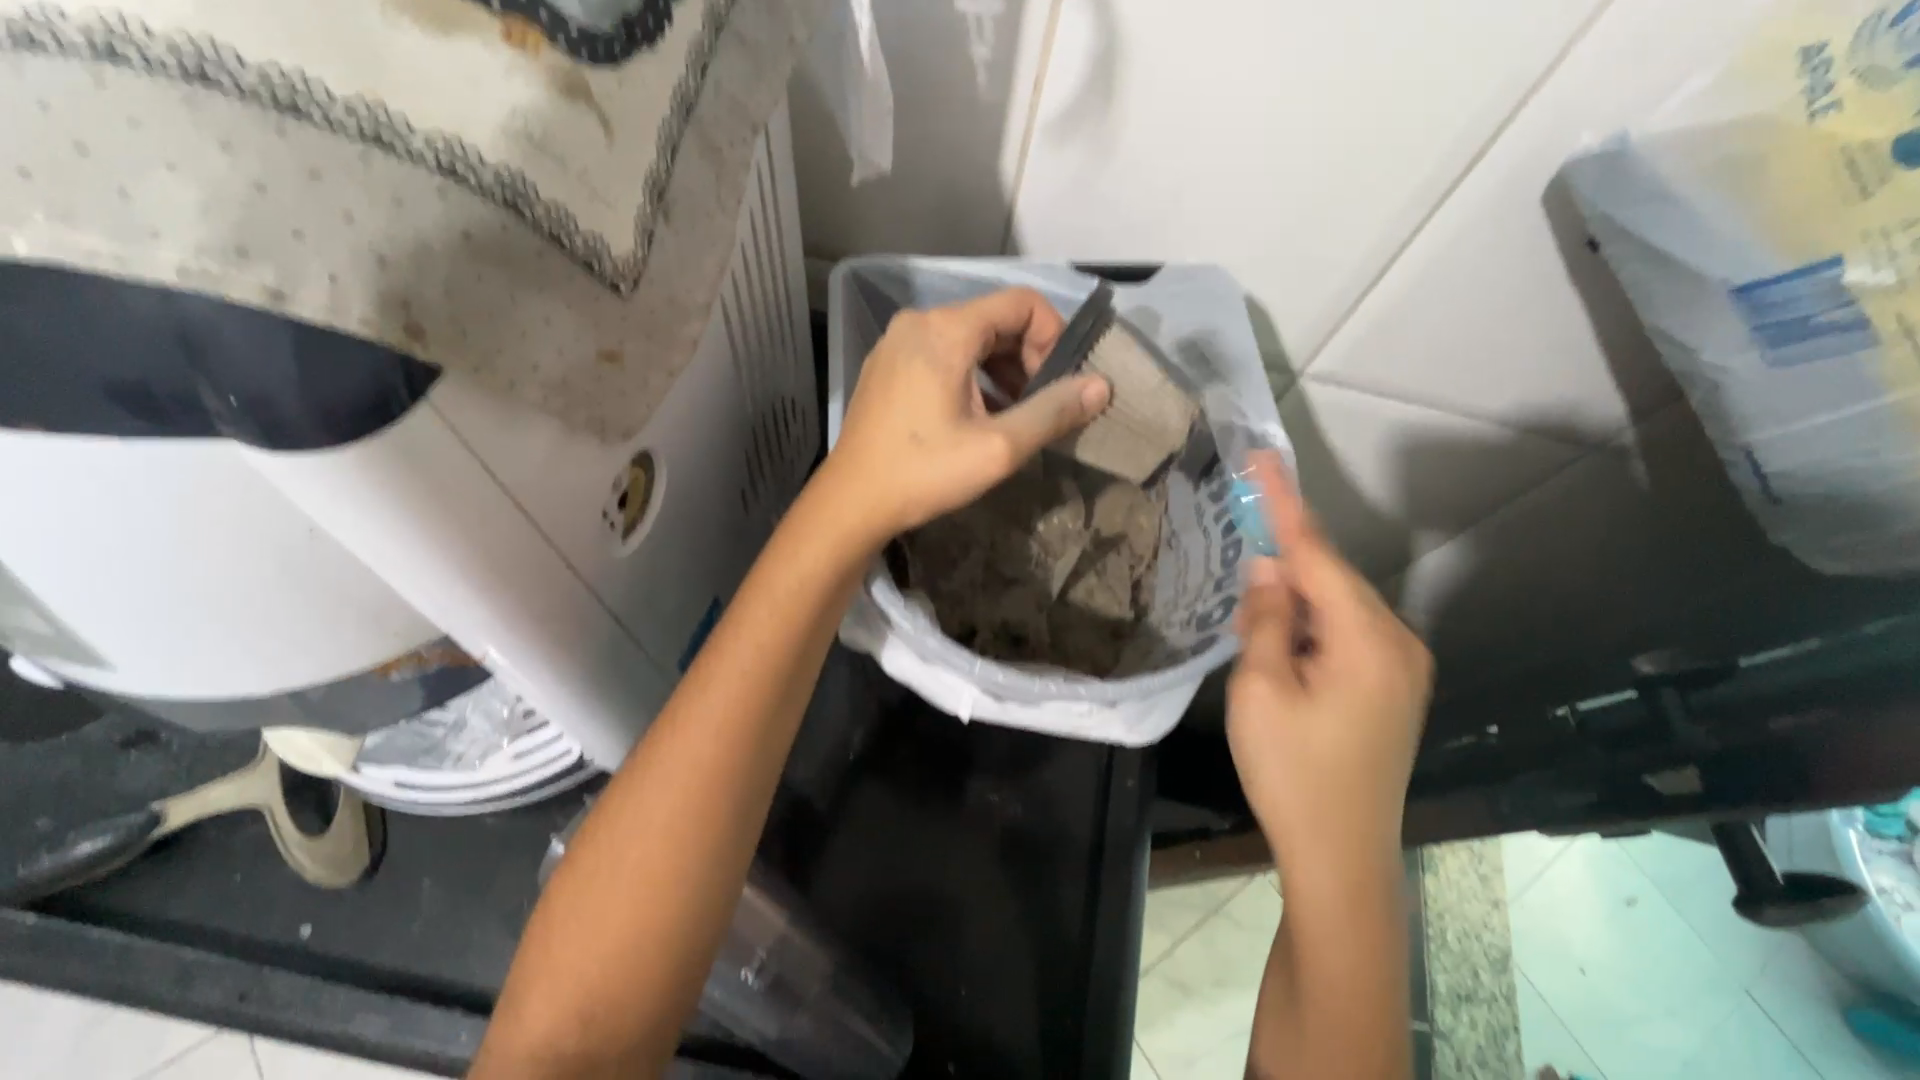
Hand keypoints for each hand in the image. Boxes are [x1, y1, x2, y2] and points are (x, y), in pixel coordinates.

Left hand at [817, 287, 1111, 544]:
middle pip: (995, 318)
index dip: (1053, 336)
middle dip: (1028, 358)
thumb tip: (1101, 385)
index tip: (1058, 383)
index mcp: (945, 330)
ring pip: (969, 338)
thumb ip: (1052, 411)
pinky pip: (942, 354)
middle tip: (1040, 406)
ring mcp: (897, 343)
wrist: (851, 502)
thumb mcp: (998, 447)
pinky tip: (978, 417)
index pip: (1021, 303)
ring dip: (1002, 370)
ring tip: (1013, 416)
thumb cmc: (924, 473)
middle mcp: (918, 323)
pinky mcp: (887, 366)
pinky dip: (972, 375)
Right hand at [1227, 452, 1432, 861]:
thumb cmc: (1291, 773)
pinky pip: (1350, 635)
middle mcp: (1400, 643)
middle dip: (1285, 565)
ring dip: (1296, 602)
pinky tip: (1285, 651)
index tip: (1262, 457)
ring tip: (1255, 630)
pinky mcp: (1397, 690)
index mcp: (1368, 639)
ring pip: (1341, 608)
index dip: (1284, 503)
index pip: (1317, 553)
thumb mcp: (1260, 690)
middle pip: (1333, 579)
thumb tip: (1269, 566)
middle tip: (1239, 567)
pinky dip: (1313, 629)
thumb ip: (1266, 618)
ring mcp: (1406, 668)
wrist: (1341, 856)